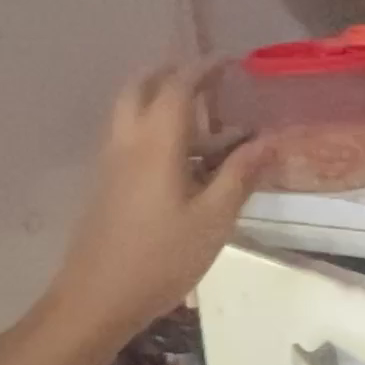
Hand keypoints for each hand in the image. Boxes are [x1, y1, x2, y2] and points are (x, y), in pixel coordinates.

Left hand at [44, 62, 272, 336]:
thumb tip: (269, 140)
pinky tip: (184, 159)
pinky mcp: (107, 185)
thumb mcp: (214, 218)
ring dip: (162, 101)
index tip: (230, 63)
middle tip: (205, 79)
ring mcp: (112, 163)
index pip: (178, 87)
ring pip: (131, 112)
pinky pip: (130, 137)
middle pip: (141, 88)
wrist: (95, 301)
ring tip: (204, 119)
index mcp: (156, 143)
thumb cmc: (161, 257)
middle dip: (171, 74)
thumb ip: (241, 174)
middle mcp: (128, 142)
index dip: (204, 69)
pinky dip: (155, 128)